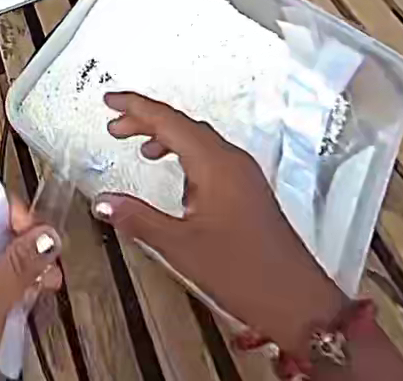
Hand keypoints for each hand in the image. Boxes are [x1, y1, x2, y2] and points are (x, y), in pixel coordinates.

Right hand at [94, 93, 347, 353]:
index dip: (135, 106)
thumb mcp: (182, 247)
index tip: (110, 99)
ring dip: (165, 136)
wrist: (299, 303)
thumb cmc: (245, 273)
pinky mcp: (247, 187)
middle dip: (145, 120)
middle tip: (114, 125)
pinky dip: (184, 154)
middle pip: (181, 124)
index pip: (167, 119)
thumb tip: (103, 201)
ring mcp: (242, 171)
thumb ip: (139, 219)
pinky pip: (209, 155)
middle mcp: (230, 158)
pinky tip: (174, 176)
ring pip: (196, 138)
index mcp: (214, 162)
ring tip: (138, 147)